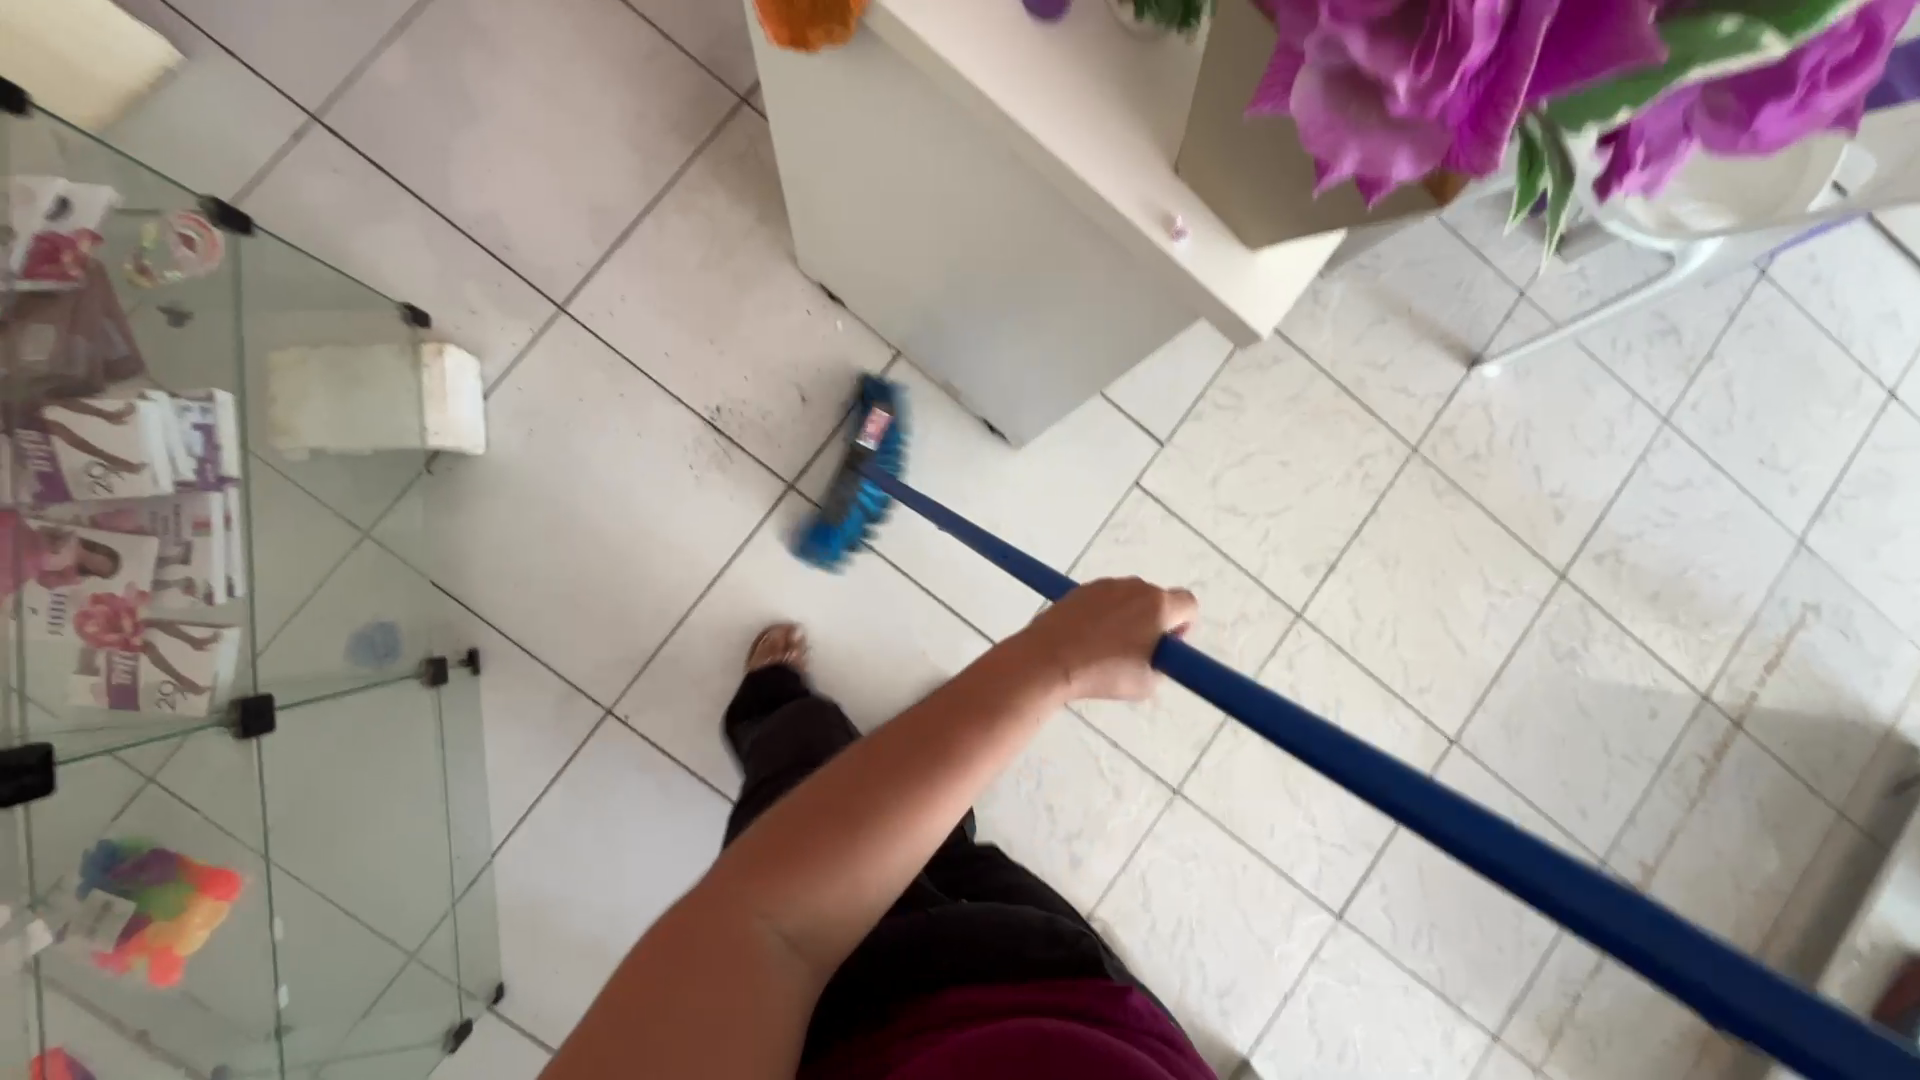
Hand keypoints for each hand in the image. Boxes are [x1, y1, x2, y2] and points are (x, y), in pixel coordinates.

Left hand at [1014, 577, 1198, 701]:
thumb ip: (1162, 666)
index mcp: (1157, 605)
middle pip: (1157, 599)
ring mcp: (1104, 585)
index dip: (1183, 625)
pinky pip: (1103, 599)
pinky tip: (1086, 638)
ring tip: (1105, 647)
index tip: (1165, 646)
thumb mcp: (1147, 684)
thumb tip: (1155, 658)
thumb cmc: (1103, 673)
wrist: (1048, 659)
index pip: (1189, 604)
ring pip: (1128, 598)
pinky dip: (1102, 614)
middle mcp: (1134, 586)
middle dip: (1154, 621)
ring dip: (1127, 617)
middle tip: (1136, 651)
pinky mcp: (1079, 589)